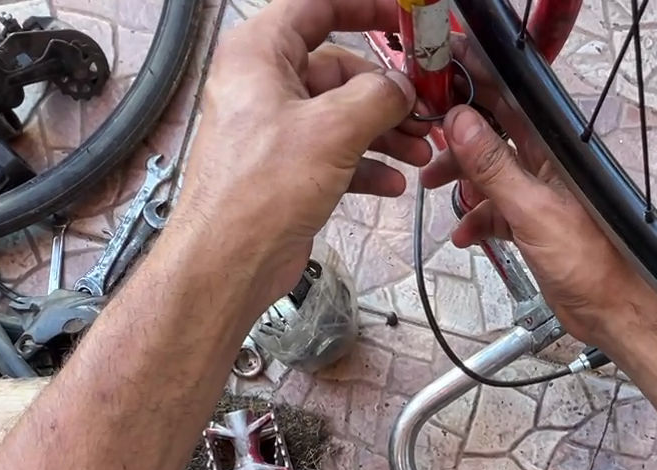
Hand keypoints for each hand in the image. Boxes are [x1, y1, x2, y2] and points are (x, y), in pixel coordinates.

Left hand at [169, 0, 432, 312]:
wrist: (233, 257)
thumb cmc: (260, 188)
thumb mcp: (330, 130)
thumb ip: (375, 99)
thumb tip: (402, 87)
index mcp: (261, 54)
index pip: (316, 8)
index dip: (363, 9)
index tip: (401, 20)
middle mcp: (266, 87)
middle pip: (339, 72)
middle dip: (386, 96)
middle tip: (423, 114)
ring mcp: (279, 132)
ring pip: (343, 118)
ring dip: (385, 135)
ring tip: (419, 154)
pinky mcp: (290, 172)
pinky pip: (337, 157)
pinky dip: (367, 167)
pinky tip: (393, 183)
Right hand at [421, 84, 656, 346]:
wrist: (608, 311)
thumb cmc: (586, 261)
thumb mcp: (532, 210)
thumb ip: (494, 167)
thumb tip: (460, 120)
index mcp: (554, 151)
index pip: (510, 100)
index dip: (475, 84)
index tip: (437, 77)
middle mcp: (546, 167)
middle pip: (494, 136)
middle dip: (458, 139)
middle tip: (425, 143)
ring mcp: (538, 197)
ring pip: (490, 176)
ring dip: (462, 181)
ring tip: (433, 188)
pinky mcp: (532, 227)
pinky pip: (497, 213)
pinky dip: (478, 220)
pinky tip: (464, 236)